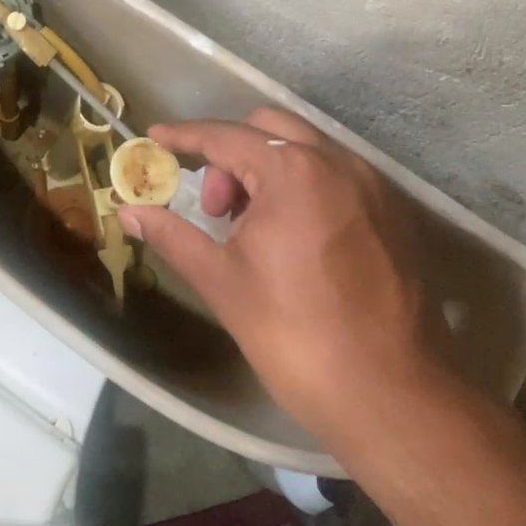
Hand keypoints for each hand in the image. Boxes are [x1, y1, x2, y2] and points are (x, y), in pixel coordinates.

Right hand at [118, 107, 442, 431]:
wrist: (391, 397)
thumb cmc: (294, 333)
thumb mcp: (221, 280)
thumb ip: (172, 234)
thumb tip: (129, 211)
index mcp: (293, 171)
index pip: (224, 136)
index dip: (184, 135)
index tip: (155, 137)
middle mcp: (339, 163)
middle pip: (269, 129)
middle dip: (230, 153)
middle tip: (215, 208)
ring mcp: (374, 187)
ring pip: (307, 149)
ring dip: (268, 169)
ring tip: (252, 229)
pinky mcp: (396, 215)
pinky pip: (338, 176)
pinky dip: (304, 186)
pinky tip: (293, 239)